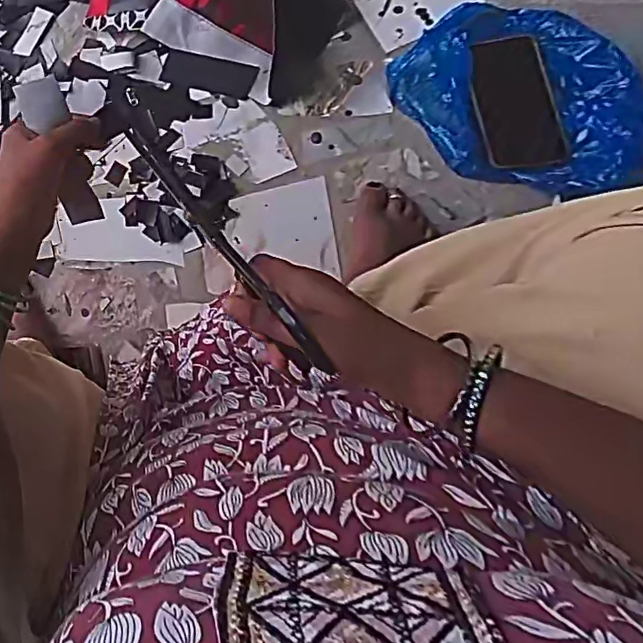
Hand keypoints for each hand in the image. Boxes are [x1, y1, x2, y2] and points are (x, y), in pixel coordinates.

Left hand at [0, 116, 102, 246]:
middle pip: (65, 137)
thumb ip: (75, 129)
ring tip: (70, 174)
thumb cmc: (20, 190)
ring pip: (70, 158)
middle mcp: (27, 150)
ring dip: (77, 167)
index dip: (71, 119)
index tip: (87, 125)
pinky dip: (74, 181)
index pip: (51, 113)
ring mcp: (38, 169)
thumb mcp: (52, 147)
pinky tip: (70, 187)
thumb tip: (92, 124)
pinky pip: (69, 176)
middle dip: (77, 147)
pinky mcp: (47, 186)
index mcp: (20, 132)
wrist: (18, 226)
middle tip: (81, 151)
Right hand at [219, 256, 464, 421]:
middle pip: (265, 295)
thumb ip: (263, 318)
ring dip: (276, 341)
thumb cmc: (364, 350)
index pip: (258, 267)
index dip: (243, 287)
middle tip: (269, 345)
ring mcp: (320, 310)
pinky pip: (297, 333)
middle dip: (259, 322)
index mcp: (303, 282)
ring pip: (279, 318)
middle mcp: (309, 291)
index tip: (243, 315)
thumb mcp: (304, 334)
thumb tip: (229, 302)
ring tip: (286, 362)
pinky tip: (301, 366)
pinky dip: (293, 349)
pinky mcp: (329, 330)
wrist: (413, 375)